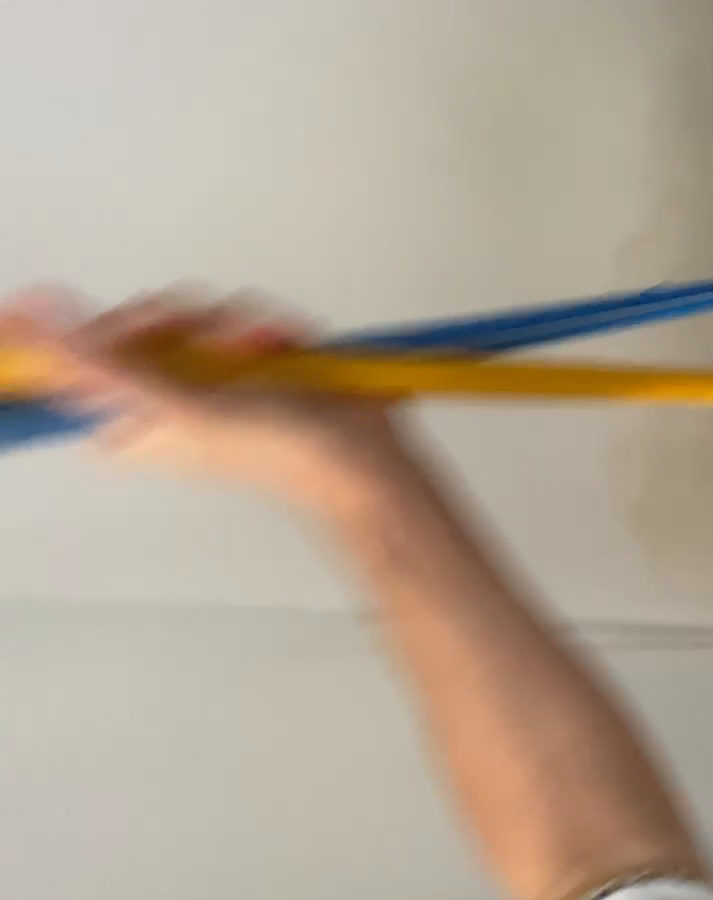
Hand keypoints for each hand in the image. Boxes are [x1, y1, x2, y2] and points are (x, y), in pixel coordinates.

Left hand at [1, 289, 418, 513]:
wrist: (364, 456)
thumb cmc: (284, 454)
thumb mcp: (178, 411)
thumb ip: (99, 366)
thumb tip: (31, 316)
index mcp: (134, 415)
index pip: (80, 353)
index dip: (101, 331)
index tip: (130, 330)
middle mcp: (174, 392)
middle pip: (140, 324)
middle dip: (179, 324)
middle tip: (203, 340)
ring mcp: (224, 375)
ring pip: (201, 315)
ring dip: (236, 325)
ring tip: (259, 350)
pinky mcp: (271, 361)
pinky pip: (256, 319)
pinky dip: (277, 327)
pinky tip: (288, 345)